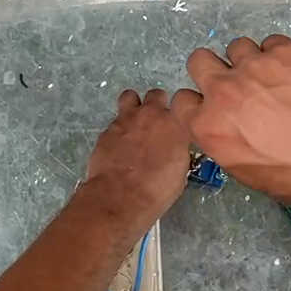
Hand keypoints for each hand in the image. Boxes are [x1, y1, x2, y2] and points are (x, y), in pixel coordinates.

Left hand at [78, 89, 192, 228]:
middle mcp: (151, 115)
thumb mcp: (180, 169)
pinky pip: (115, 122)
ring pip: (130, 97)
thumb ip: (178, 147)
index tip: (177, 122)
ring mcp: (126, 119)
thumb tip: (174, 144)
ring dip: (133, 106)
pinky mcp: (107, 130)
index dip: (179, 111)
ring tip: (134, 123)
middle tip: (156, 122)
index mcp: (175, 123)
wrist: (121, 196)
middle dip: (156, 104)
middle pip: (156, 95)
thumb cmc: (158, 188)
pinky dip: (118, 130)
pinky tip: (118, 146)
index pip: (182, 101)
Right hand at [171, 34, 290, 202]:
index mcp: (207, 124)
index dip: (195, 103)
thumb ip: (224, 140)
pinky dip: (278, 54)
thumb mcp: (245, 169)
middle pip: (198, 61)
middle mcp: (222, 89)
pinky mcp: (284, 51)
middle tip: (234, 83)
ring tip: (269, 75)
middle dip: (212, 70)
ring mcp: (253, 65)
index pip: (180, 101)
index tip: (210, 107)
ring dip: (247, 60)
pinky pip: (270, 42)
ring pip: (236, 46)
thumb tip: (229, 129)